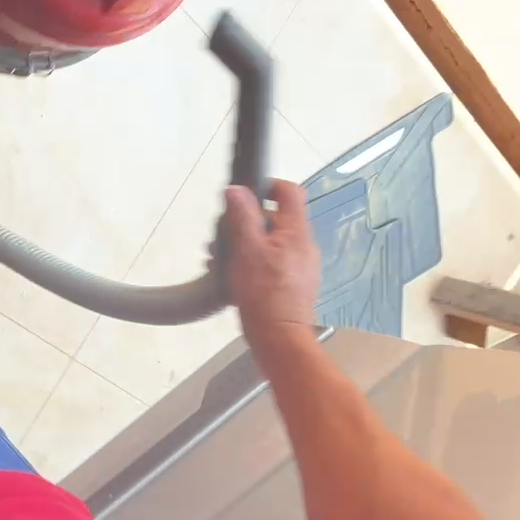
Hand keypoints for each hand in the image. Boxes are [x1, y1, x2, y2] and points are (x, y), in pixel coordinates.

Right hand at [221, 179, 321, 344]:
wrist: (278, 334)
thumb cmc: (262, 290)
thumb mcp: (247, 249)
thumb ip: (242, 217)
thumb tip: (236, 189)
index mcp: (296, 231)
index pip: (289, 192)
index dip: (268, 186)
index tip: (243, 195)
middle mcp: (302, 244)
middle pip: (274, 218)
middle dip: (244, 221)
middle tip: (220, 235)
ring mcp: (299, 264)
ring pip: (269, 241)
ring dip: (243, 243)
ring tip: (217, 257)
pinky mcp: (291, 282)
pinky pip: (270, 261)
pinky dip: (250, 260)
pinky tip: (229, 274)